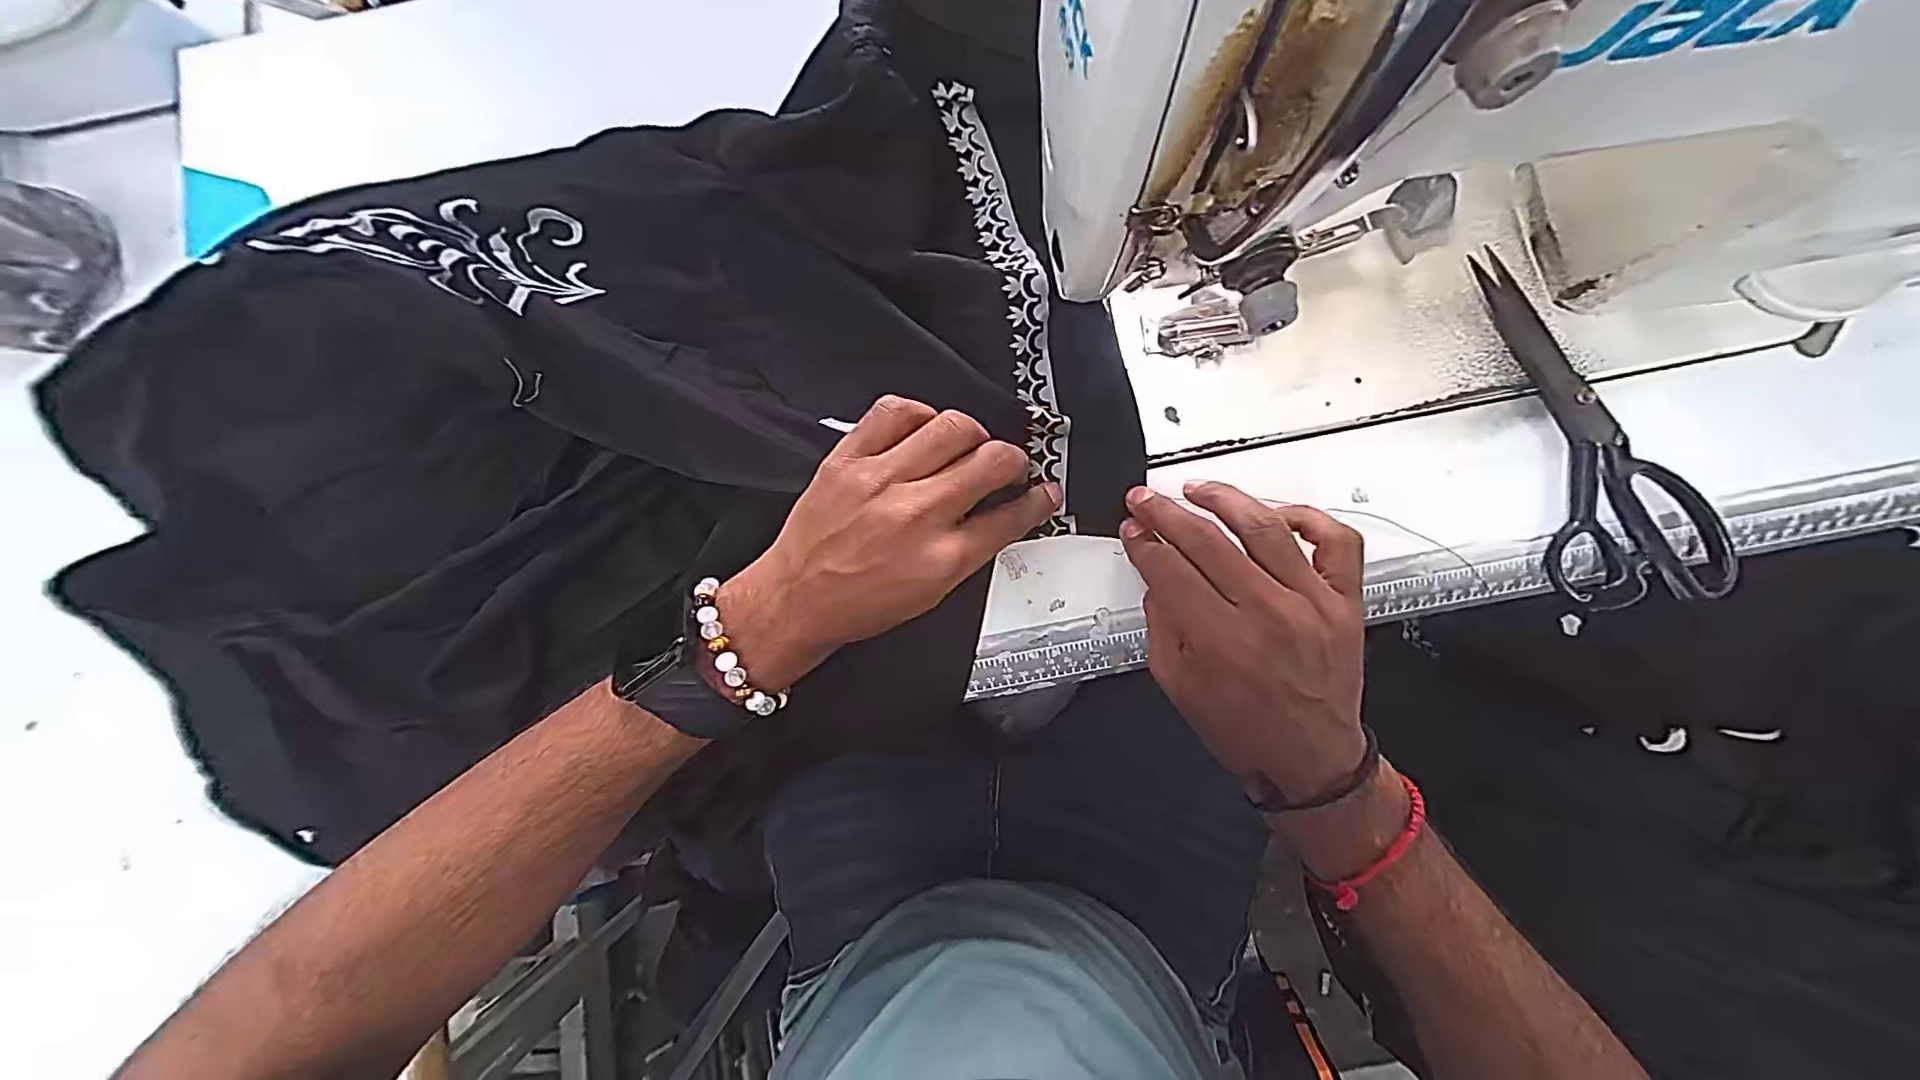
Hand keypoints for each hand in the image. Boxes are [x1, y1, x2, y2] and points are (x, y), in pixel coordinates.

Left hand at [717, 396, 1059, 688]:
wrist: (796, 599)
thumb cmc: (858, 603)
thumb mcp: (932, 593)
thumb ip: (972, 550)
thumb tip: (1003, 515)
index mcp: (942, 559)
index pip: (1012, 515)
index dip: (1038, 499)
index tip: (1044, 491)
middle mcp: (916, 515)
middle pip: (992, 462)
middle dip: (1015, 460)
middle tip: (1010, 465)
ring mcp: (880, 482)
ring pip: (953, 427)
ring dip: (974, 434)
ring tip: (969, 445)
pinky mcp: (847, 460)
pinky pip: (894, 411)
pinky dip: (920, 413)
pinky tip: (923, 428)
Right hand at [1119, 481, 1367, 801]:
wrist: (1311, 761)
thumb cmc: (1247, 731)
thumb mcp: (1179, 685)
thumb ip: (1162, 625)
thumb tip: (1156, 577)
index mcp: (1221, 643)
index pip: (1169, 569)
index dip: (1143, 542)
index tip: (1134, 530)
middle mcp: (1268, 617)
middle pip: (1206, 541)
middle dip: (1165, 513)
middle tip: (1147, 500)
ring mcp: (1311, 605)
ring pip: (1264, 528)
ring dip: (1224, 499)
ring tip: (1198, 489)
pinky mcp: (1344, 603)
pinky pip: (1336, 542)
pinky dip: (1306, 516)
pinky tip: (1275, 511)